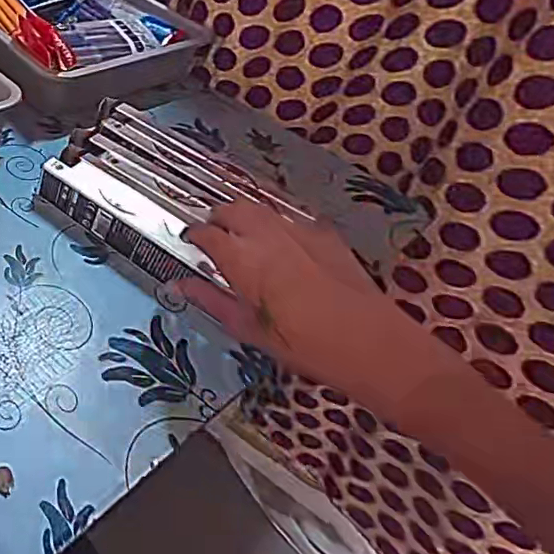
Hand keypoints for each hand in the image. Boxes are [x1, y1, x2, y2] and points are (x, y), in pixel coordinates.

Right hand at [175, 202, 472, 431]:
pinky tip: (287, 252)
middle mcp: (265, 232)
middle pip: (231, 208)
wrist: (374, 345)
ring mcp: (298, 229)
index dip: (195, 237)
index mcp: (240, 256)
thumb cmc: (303, 344)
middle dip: (219, 219)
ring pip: (261, 210)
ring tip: (248, 243)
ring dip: (247, 219)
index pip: (205, 232)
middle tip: (217, 240)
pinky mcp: (326, 234)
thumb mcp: (248, 329)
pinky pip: (292, 221)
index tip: (192, 246)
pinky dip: (279, 228)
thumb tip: (179, 286)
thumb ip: (211, 300)